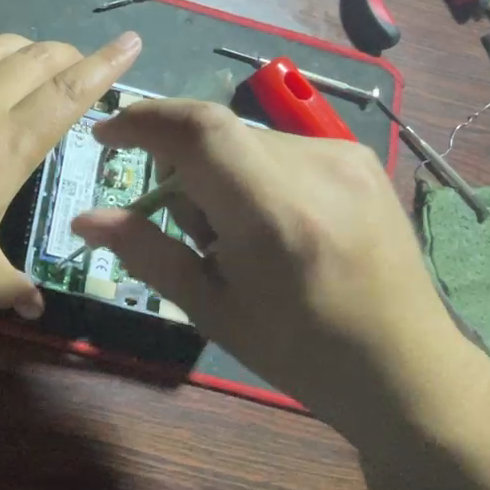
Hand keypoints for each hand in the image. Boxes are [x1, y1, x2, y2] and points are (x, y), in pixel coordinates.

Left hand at [0, 24, 142, 318]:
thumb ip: (8, 288)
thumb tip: (37, 312)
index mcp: (7, 149)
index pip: (68, 95)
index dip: (105, 67)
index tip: (130, 44)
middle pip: (34, 60)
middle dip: (65, 53)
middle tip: (77, 63)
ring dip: (17, 43)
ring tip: (31, 51)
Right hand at [69, 100, 472, 433]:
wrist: (405, 368)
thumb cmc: (299, 351)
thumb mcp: (210, 309)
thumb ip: (146, 252)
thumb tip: (84, 219)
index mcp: (275, 213)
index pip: (198, 130)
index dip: (143, 121)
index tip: (104, 136)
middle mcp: (316, 167)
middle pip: (214, 134)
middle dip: (177, 168)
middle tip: (186, 231)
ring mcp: (345, 157)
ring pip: (243, 139)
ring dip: (214, 173)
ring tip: (235, 238)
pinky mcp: (359, 159)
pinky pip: (276, 147)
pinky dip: (248, 174)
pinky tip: (269, 226)